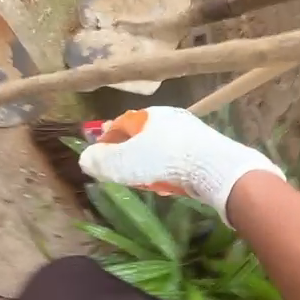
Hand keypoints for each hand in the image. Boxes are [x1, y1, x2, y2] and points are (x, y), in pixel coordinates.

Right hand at [78, 107, 282, 219]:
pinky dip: (169, 170)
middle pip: (142, 136)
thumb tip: (85, 158)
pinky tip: (170, 184)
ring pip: (161, 148)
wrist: (215, 169)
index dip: (106, 140)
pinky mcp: (206, 148)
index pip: (120, 124)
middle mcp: (170, 118)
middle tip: (121, 172)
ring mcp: (190, 132)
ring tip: (145, 182)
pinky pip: (179, 158)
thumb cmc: (164, 161)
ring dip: (150, 164)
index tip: (98, 155)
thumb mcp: (125, 163)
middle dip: (129, 154)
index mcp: (149, 115)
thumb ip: (102, 161)